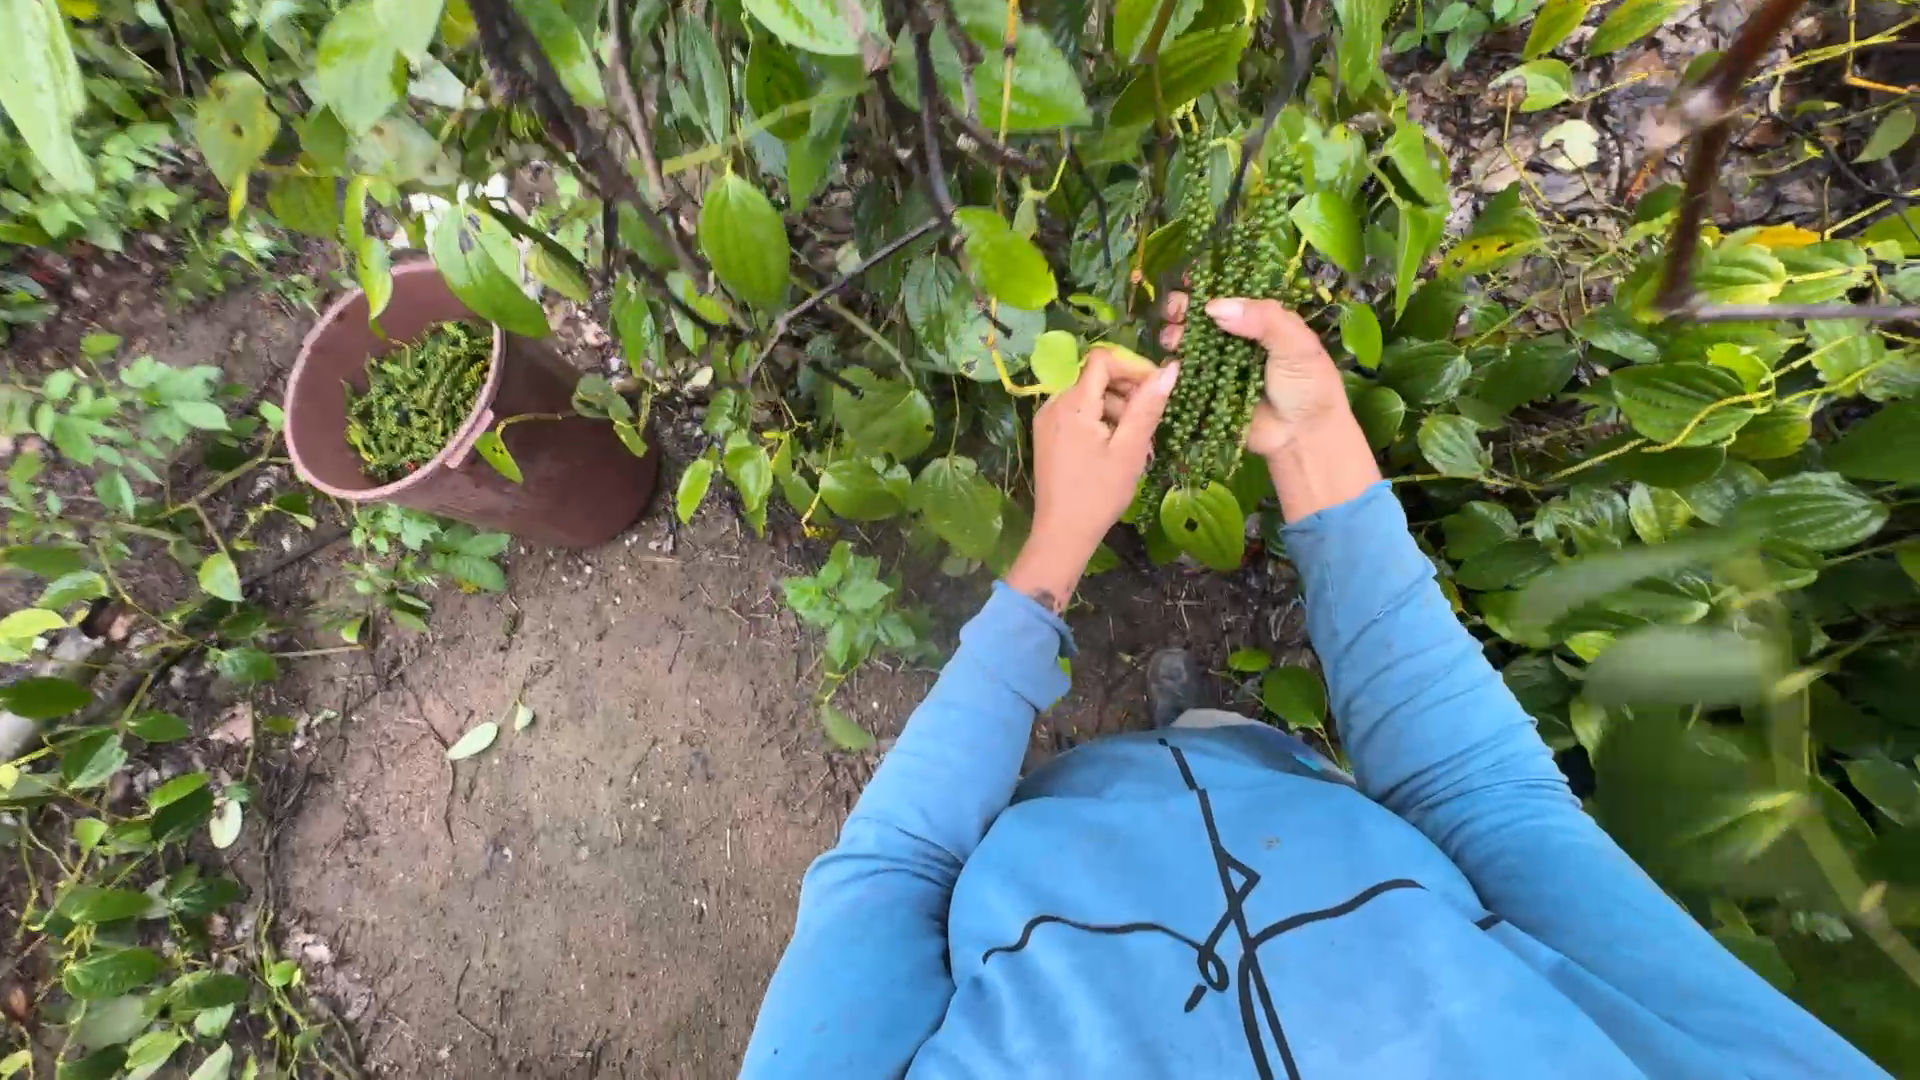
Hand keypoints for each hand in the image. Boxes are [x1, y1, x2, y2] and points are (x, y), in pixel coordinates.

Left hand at [1005, 347, 1179, 610]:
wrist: (1062, 533)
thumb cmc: (1098, 494)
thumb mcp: (1130, 450)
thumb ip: (1147, 406)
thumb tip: (1170, 369)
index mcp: (1071, 404)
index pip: (1102, 360)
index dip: (1132, 368)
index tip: (1155, 391)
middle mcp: (1053, 404)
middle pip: (1096, 378)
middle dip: (1127, 394)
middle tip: (1150, 426)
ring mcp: (1047, 420)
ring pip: (1090, 397)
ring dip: (1118, 412)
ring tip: (1137, 445)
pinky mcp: (1048, 435)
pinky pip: (1079, 415)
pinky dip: (1102, 423)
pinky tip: (1117, 450)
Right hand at [1159, 293, 1348, 457]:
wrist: (1300, 436)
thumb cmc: (1308, 385)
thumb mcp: (1296, 344)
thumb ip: (1263, 320)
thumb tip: (1215, 307)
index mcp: (1258, 321)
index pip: (1229, 296)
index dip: (1207, 288)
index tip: (1188, 284)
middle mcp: (1233, 340)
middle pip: (1200, 318)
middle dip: (1182, 311)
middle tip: (1174, 312)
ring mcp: (1216, 367)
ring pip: (1187, 345)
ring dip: (1174, 338)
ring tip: (1172, 340)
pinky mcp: (1203, 393)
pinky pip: (1182, 378)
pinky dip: (1171, 370)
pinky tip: (1167, 365)